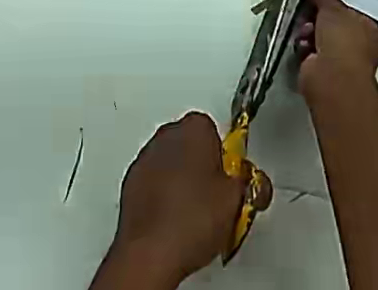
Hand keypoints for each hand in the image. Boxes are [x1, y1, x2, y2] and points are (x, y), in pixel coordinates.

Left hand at [104, 112, 245, 284]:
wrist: (152, 249)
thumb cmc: (190, 219)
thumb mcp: (236, 200)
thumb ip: (245, 180)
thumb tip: (245, 180)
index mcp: (195, 129)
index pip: (214, 129)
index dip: (225, 155)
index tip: (231, 175)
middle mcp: (167, 135)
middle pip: (192, 142)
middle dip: (204, 164)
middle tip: (217, 195)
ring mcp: (146, 156)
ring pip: (172, 160)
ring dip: (183, 178)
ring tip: (197, 212)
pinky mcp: (132, 179)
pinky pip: (155, 179)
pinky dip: (164, 192)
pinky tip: (176, 218)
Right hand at [294, 0, 377, 103]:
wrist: (332, 76)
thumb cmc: (342, 40)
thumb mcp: (331, 7)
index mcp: (368, 29)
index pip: (345, 11)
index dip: (328, 4)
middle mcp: (357, 45)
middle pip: (328, 23)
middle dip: (314, 17)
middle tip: (306, 13)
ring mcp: (340, 60)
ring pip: (316, 36)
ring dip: (306, 31)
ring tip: (305, 32)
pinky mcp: (322, 70)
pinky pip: (308, 50)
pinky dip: (303, 46)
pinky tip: (303, 46)